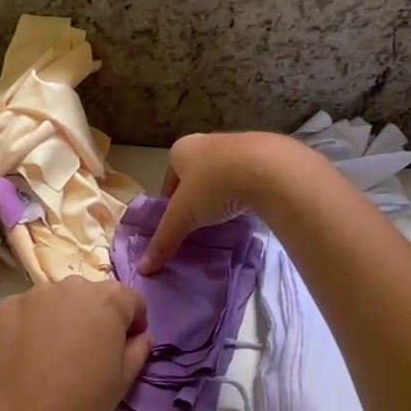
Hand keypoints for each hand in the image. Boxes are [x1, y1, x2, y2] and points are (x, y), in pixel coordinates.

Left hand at [0, 276, 150, 410]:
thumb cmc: (83, 398)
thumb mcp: (124, 378)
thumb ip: (139, 348)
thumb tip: (140, 336)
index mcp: (108, 299)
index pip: (131, 300)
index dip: (134, 322)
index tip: (126, 344)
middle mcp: (72, 286)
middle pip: (92, 296)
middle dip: (96, 316)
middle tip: (88, 350)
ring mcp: (35, 294)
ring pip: (58, 300)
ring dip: (63, 317)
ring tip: (55, 351)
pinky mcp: (7, 306)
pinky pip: (28, 310)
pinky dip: (33, 324)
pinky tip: (30, 352)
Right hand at [139, 131, 297, 273]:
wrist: (267, 168)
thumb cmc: (213, 186)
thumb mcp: (182, 217)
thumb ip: (163, 241)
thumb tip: (143, 269)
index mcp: (182, 150)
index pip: (169, 180)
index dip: (170, 204)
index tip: (177, 223)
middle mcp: (207, 141)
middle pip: (195, 177)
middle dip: (196, 200)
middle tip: (198, 225)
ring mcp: (237, 146)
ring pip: (222, 176)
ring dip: (220, 196)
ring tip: (223, 220)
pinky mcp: (263, 155)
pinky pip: (246, 178)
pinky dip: (243, 193)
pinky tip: (246, 209)